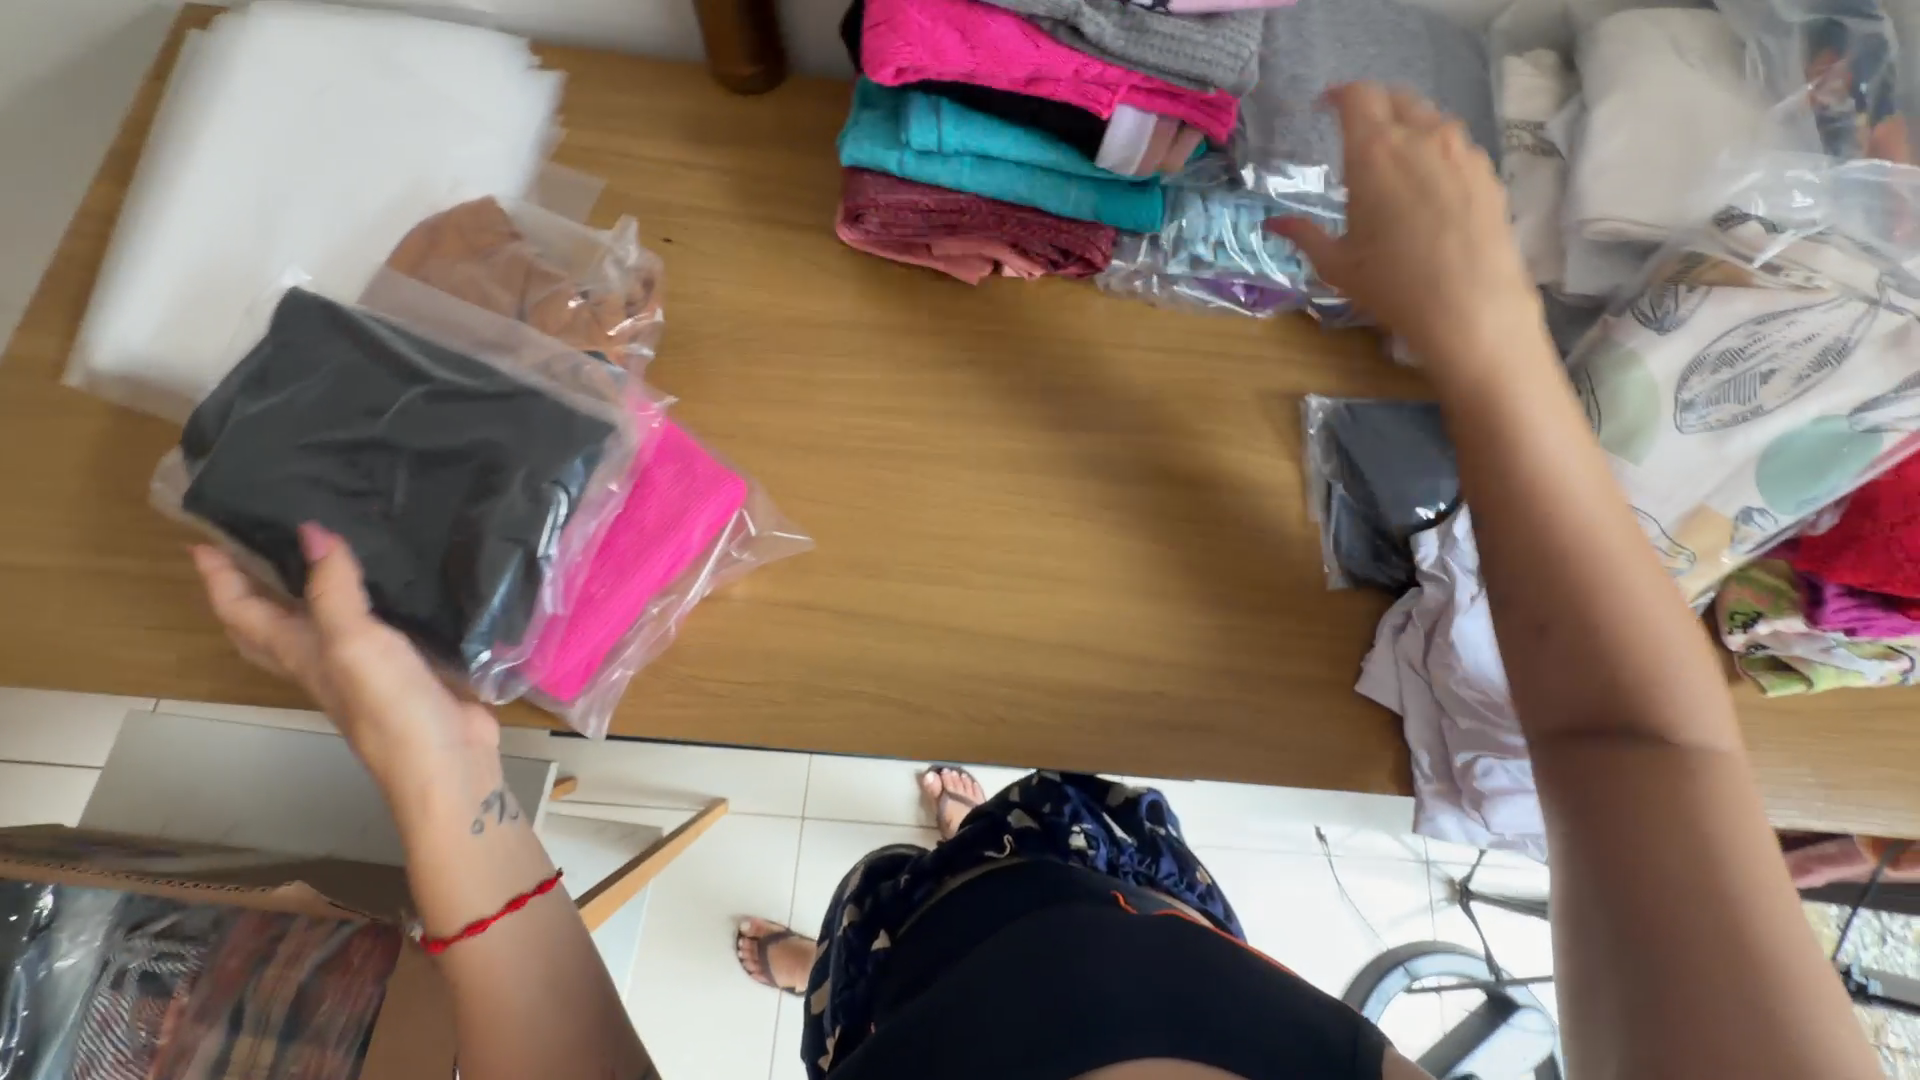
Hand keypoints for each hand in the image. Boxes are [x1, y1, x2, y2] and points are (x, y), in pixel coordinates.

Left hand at [190, 524, 502, 817]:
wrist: (445, 758)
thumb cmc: (390, 704)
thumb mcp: (355, 642)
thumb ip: (335, 589)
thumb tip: (315, 531)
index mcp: (301, 653)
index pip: (243, 612)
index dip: (221, 579)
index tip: (205, 542)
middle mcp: (325, 660)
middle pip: (269, 626)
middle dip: (252, 592)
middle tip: (254, 552)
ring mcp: (366, 669)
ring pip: (322, 628)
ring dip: (311, 599)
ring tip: (323, 561)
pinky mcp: (408, 671)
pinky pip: (376, 632)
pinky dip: (371, 609)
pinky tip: (396, 594)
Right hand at [1269, 83, 1547, 377]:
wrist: (1469, 304)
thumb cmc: (1391, 284)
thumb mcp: (1336, 264)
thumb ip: (1304, 236)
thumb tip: (1274, 225)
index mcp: (1374, 154)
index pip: (1357, 96)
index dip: (1338, 96)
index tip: (1324, 107)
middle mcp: (1421, 137)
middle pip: (1395, 99)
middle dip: (1372, 108)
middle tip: (1354, 132)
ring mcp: (1461, 150)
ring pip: (1429, 119)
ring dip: (1405, 127)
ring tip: (1390, 159)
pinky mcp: (1485, 170)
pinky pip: (1454, 145)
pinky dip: (1433, 150)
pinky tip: (1424, 186)